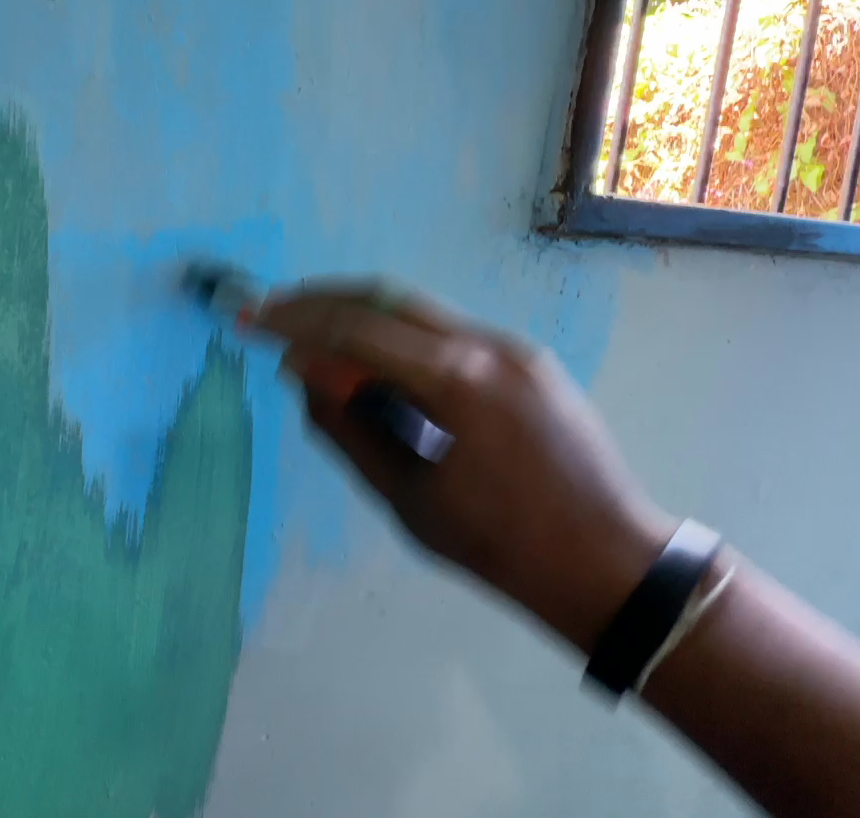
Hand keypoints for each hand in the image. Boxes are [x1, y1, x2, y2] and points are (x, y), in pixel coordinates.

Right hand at [254, 281, 674, 652]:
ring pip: (415, 308)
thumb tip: (301, 370)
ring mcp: (511, 346)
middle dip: (319, 300)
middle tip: (271, 311)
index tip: (250, 320)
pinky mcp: (525, 357)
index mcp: (454, 381)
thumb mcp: (401, 494)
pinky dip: (394, 334)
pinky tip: (369, 356)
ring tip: (309, 327)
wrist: (609, 562)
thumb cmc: (495, 544)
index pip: (353, 330)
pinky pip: (444, 330)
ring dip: (355, 312)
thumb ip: (343, 425)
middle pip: (382, 297)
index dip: (293, 322)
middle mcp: (485, 345)